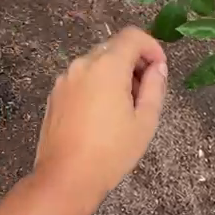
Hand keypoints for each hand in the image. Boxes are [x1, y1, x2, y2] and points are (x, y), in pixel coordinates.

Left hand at [32, 27, 167, 194]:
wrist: (66, 177)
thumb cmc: (111, 152)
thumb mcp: (144, 121)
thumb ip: (155, 87)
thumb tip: (157, 68)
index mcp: (107, 67)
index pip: (132, 36)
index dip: (151, 47)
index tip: (159, 69)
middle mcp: (82, 65)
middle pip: (113, 48)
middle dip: (133, 62)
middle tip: (144, 92)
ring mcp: (65, 79)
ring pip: (96, 63)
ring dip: (114, 74)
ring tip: (123, 108)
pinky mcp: (55, 94)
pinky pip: (81, 78)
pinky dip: (96, 84)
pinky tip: (101, 115)